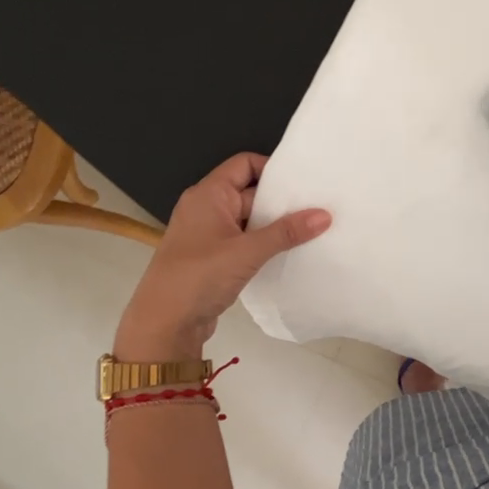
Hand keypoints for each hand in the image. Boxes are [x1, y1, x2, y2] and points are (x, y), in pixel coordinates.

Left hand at [114, 153, 330, 361]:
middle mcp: (207, 208)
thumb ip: (286, 232)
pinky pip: (245, 241)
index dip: (274, 168)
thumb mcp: (247, 252)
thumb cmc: (199, 276)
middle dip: (282, 200)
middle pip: (251, 191)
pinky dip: (265, 243)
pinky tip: (291, 251)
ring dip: (276, 225)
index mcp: (208, 194)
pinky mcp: (214, 257)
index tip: (305, 180)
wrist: (164, 323)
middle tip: (318, 205)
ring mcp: (210, 234)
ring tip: (312, 228)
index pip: (244, 164)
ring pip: (250, 219)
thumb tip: (324, 215)